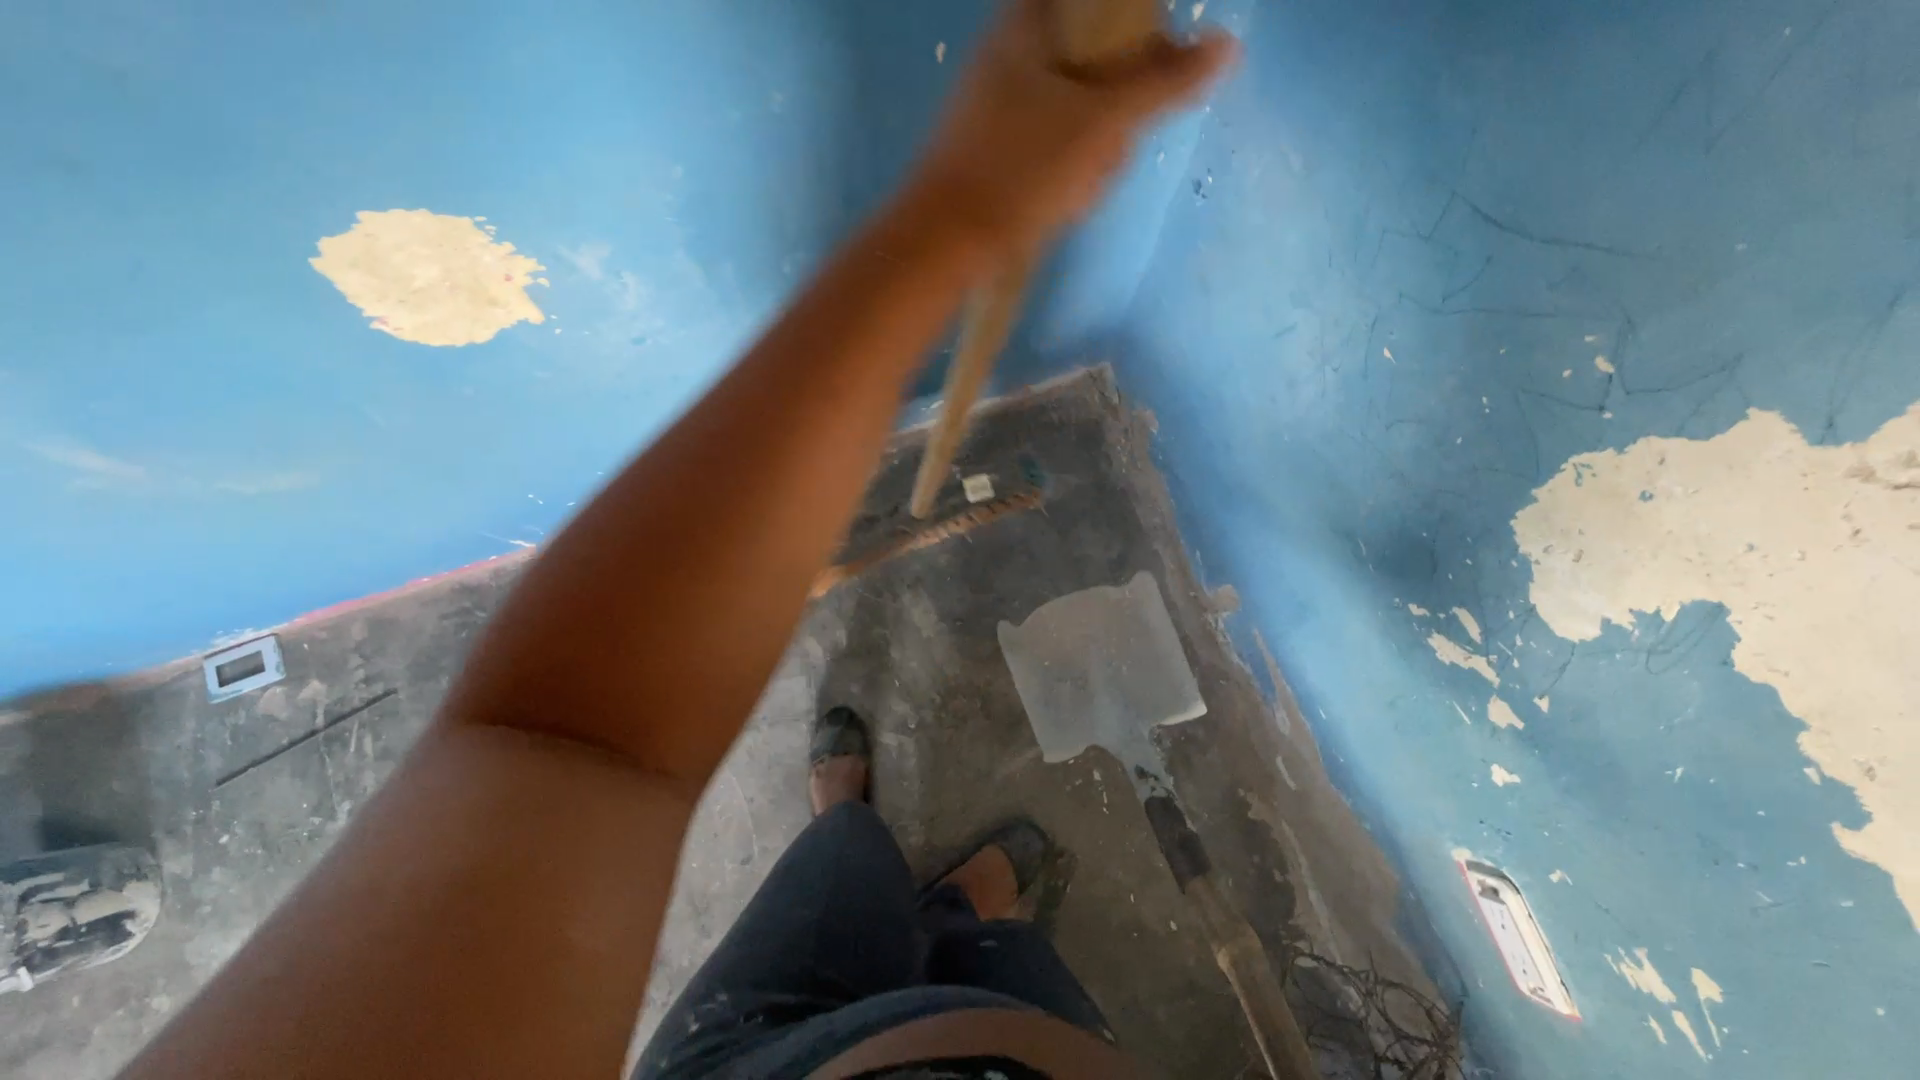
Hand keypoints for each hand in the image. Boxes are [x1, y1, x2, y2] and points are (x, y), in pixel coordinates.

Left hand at [908, 0, 1238, 255]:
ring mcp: (999, 109)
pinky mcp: (996, 155)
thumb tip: (1226, 44)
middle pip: (1093, 62)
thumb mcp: (1102, 121)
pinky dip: (1067, 175)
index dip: (1133, 31)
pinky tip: (1063, 203)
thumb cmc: (1021, 168)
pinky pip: (1053, 151)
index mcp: (1026, 26)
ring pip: (1077, 114)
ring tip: (1078, 186)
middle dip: (1115, 111)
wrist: (945, 242)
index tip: (1148, 69)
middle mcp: (1009, 57)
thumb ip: (1162, 81)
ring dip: (1094, 152)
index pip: (1097, 4)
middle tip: (1107, 145)